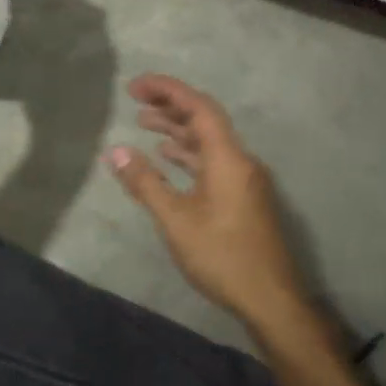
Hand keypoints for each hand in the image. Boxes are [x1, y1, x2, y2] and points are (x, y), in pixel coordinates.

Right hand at [106, 75, 305, 323]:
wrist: (271, 299)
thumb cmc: (222, 256)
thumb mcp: (175, 220)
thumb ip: (145, 183)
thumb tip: (115, 151)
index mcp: (228, 160)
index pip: (199, 109)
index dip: (168, 91)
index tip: (135, 86)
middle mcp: (241, 163)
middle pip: (205, 121)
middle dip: (170, 106)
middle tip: (134, 99)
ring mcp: (244, 181)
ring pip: (208, 142)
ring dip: (177, 130)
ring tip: (144, 123)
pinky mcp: (242, 199)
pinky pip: (212, 161)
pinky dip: (187, 153)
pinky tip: (167, 158)